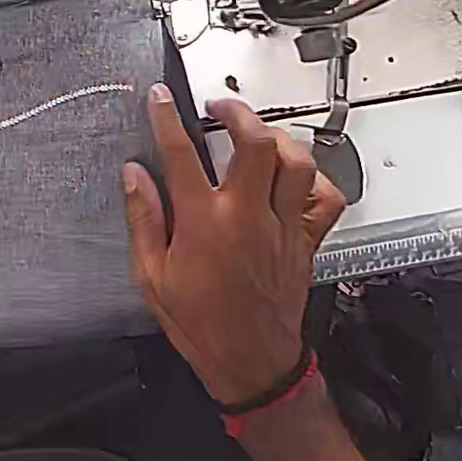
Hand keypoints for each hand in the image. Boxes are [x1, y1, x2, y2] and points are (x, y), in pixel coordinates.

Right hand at [121, 85, 346, 405]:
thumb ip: (143, 218)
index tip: (161, 99)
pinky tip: (295, 176)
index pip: (182, 154)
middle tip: (222, 106)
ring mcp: (282, 227)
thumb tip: (135, 177)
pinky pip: (326, 198)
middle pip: (255, 143)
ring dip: (277, 137)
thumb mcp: (152, 274)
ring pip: (296, 162)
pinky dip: (314, 179)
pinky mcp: (305, 241)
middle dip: (238, 112)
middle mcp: (247, 217)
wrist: (250, 361)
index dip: (167, 118)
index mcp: (204, 223)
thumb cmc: (201, 322)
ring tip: (258, 133)